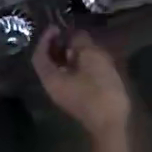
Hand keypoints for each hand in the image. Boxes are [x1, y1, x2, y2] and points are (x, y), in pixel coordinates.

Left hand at [32, 28, 130, 143]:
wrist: (112, 125)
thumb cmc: (100, 91)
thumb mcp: (92, 60)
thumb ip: (81, 43)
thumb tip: (76, 35)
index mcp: (51, 78)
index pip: (39, 56)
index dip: (45, 39)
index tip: (57, 27)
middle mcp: (54, 88)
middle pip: (50, 63)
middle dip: (58, 46)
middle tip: (70, 33)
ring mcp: (67, 96)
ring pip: (62, 71)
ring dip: (70, 55)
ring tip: (84, 43)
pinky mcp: (80, 100)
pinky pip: (73, 78)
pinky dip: (78, 66)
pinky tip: (93, 60)